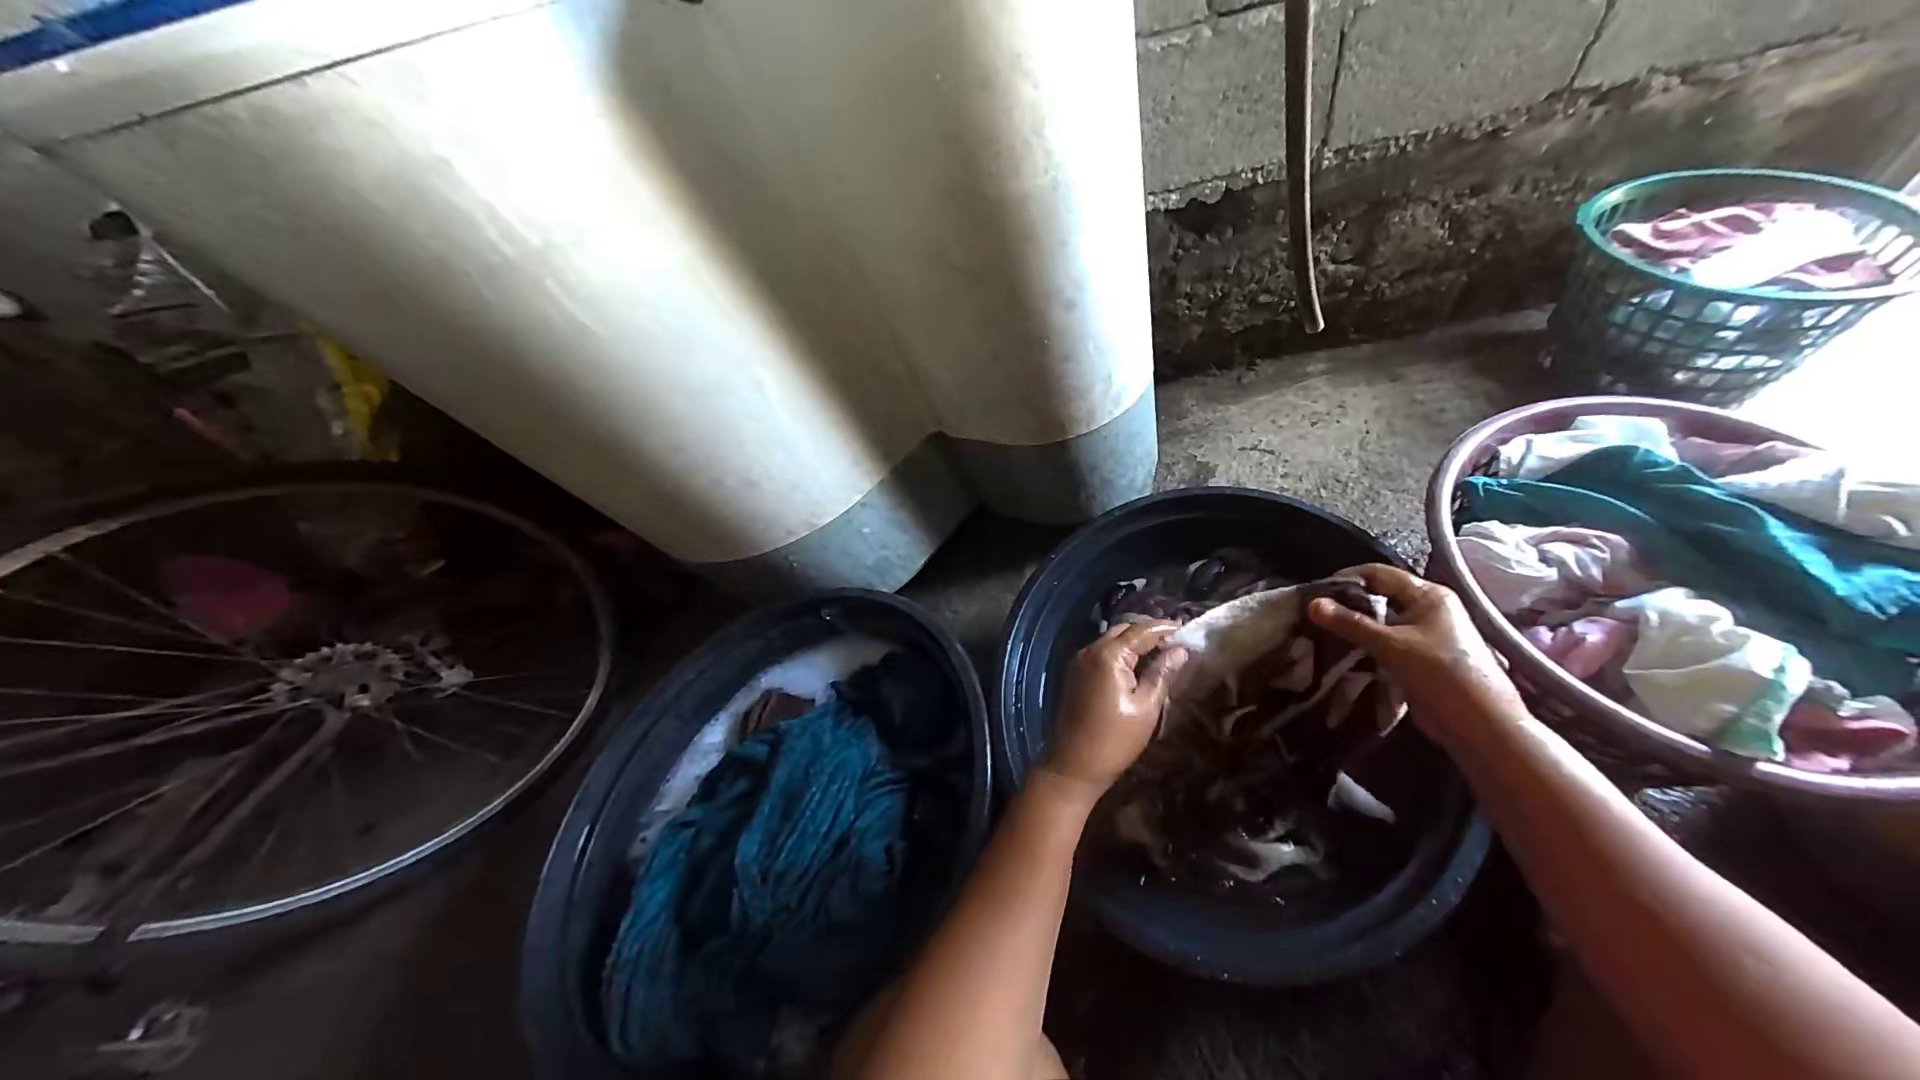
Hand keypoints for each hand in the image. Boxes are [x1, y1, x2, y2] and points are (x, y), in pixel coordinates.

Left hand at [1043, 621, 1188, 796]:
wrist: (1075, 764)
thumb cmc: (1116, 739)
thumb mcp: (1146, 707)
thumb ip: (1161, 674)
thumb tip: (1179, 650)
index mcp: (1108, 656)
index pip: (1140, 631)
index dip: (1163, 628)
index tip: (1184, 628)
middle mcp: (1089, 651)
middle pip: (1122, 630)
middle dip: (1147, 632)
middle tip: (1173, 642)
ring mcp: (1078, 662)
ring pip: (1109, 640)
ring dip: (1131, 642)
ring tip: (1157, 652)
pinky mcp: (1074, 674)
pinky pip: (1099, 653)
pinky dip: (1117, 653)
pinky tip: (1134, 666)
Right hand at [1307, 564, 1526, 749]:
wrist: (1480, 724)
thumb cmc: (1441, 674)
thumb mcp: (1392, 645)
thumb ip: (1351, 623)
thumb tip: (1312, 603)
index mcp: (1429, 595)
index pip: (1379, 573)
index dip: (1346, 578)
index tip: (1315, 591)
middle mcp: (1428, 608)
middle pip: (1379, 595)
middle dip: (1347, 602)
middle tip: (1315, 613)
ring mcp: (1425, 633)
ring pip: (1381, 620)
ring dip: (1354, 625)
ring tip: (1321, 631)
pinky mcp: (1420, 656)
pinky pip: (1385, 641)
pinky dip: (1365, 643)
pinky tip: (1342, 650)